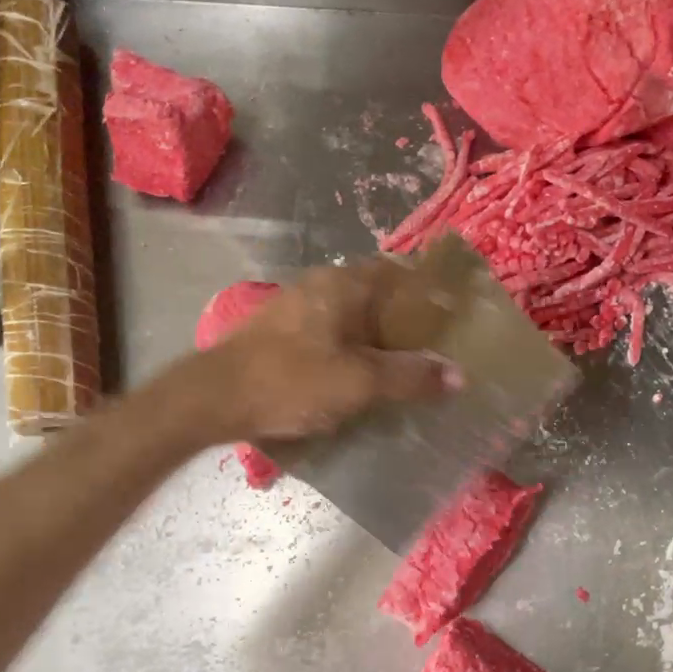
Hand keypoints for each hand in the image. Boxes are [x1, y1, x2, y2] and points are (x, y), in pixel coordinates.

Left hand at [207, 260, 462, 439]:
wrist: (214, 398)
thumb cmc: (292, 381)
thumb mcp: (361, 383)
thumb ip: (411, 377)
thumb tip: (458, 375)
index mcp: (344, 284)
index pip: (401, 273)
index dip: (430, 293)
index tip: (453, 319)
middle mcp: (321, 285)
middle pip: (379, 295)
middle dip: (407, 321)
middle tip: (435, 352)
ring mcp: (298, 307)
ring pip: (354, 316)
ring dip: (380, 338)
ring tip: (404, 370)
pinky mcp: (282, 333)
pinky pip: (333, 334)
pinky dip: (354, 350)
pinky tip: (362, 379)